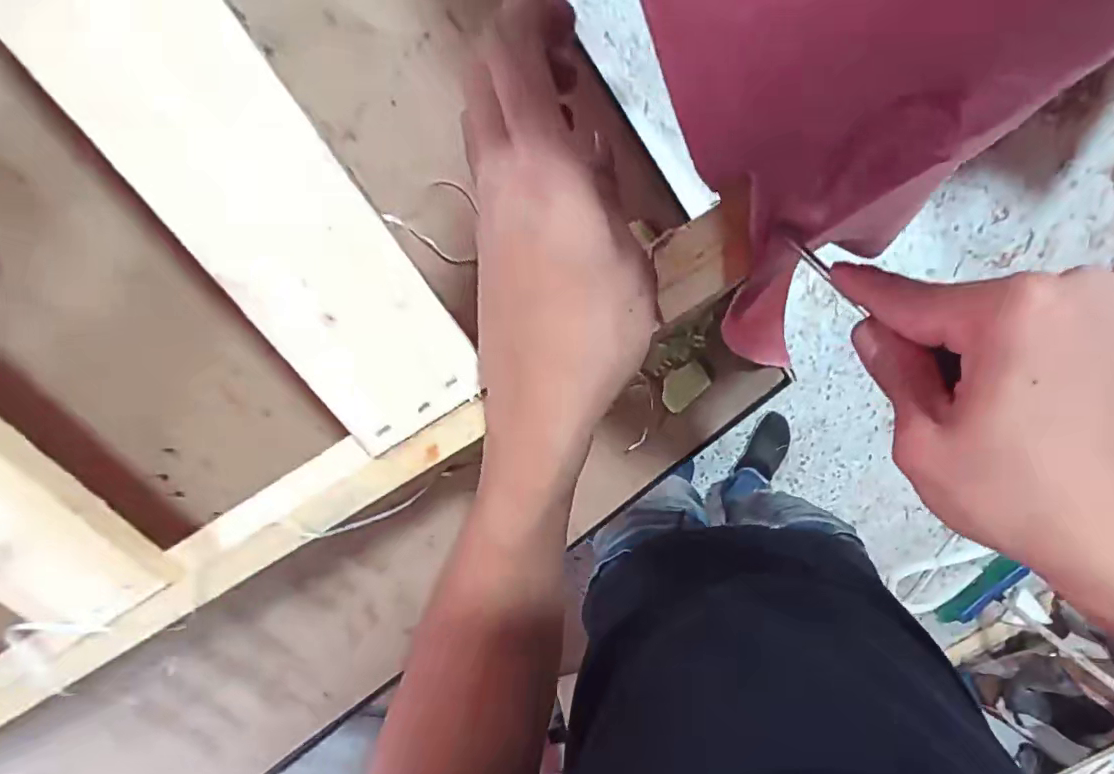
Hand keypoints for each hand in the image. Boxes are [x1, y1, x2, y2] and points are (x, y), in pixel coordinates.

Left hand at [465, 0, 655, 470]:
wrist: (540, 396)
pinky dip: (518, 140)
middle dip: (519, 48)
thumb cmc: (599, 336)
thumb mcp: (631, 264)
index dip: (533, 17)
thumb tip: (595, 158)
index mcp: (542, 167)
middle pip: (483, 72)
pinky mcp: (487, 235)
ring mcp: (487, 204)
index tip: (567, 17)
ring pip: (482, 115)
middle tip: (569, 62)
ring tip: (570, 115)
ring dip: (516, 95)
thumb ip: (612, 199)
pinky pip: (493, 159)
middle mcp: (501, 172)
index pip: (514, 54)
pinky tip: (562, 175)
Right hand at [834, 265, 1113, 634]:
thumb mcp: (928, 445)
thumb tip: (874, 332)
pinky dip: (1011, 370)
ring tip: (987, 433)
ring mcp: (1098, 310)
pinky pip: (1036, 341)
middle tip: (939, 423)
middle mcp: (1062, 288)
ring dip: (973, 368)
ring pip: (998, 330)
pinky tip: (1018, 424)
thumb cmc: (1017, 498)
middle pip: (961, 316)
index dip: (870, 294)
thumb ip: (895, 376)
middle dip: (935, 358)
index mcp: (1011, 307)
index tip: (839, 274)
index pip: (916, 299)